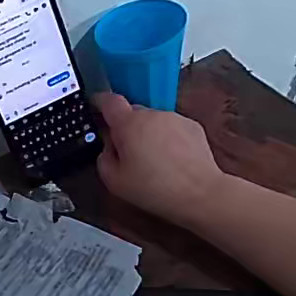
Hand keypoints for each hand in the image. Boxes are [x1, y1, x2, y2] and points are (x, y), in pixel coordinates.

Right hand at [92, 92, 232, 226]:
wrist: (199, 193)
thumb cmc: (155, 189)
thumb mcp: (114, 181)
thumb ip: (103, 158)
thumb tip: (108, 148)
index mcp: (129, 125)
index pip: (109, 101)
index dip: (100, 102)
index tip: (96, 107)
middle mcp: (152, 115)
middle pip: (132, 113)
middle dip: (127, 129)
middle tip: (128, 155)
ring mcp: (174, 118)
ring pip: (152, 121)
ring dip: (148, 135)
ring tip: (153, 163)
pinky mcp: (192, 126)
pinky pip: (171, 128)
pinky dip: (167, 140)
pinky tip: (170, 162)